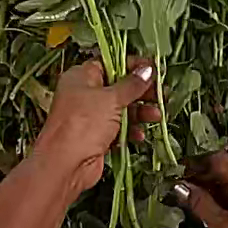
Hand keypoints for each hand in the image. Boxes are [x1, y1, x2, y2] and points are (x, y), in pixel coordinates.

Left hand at [29, 57, 161, 201]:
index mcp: (81, 77)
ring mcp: (91, 117)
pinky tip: (140, 134)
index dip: (132, 65)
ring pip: (122, 109)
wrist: (66, 164)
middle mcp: (85, 95)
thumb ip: (131, 84)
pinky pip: (119, 129)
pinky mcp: (98, 137)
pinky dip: (131, 130)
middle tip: (161, 93)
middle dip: (141, 91)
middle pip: (119, 87)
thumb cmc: (81, 125)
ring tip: (156, 115)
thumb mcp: (110, 98)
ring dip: (140, 112)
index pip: (110, 63)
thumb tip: (147, 70)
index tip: (152, 69)